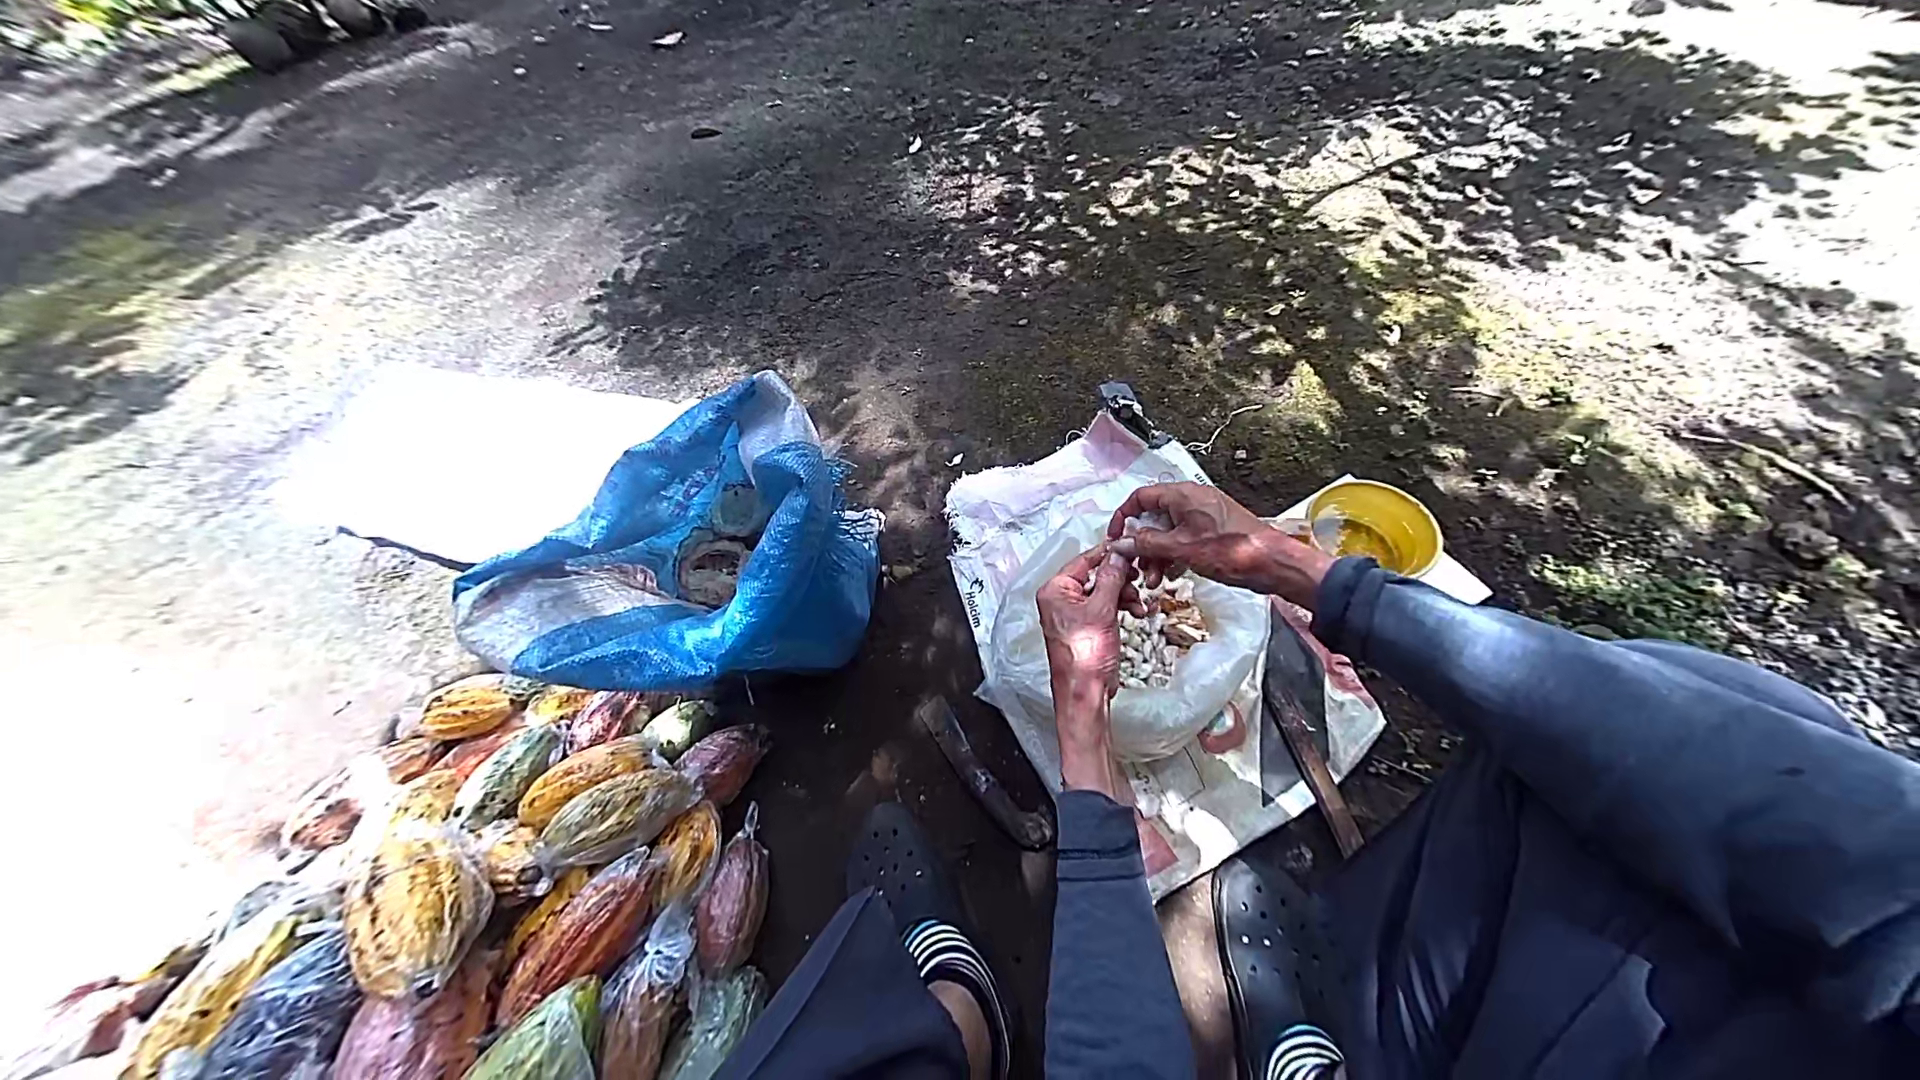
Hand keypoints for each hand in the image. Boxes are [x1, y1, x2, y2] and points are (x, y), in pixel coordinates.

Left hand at [1036, 544, 1133, 794]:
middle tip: (1138, 580)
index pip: (1083, 561)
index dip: (1107, 554)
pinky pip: (1106, 606)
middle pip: (1095, 575)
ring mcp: (1073, 613)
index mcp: (1055, 590)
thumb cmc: (1085, 656)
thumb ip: (1111, 578)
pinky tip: (1137, 612)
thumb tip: (1118, 555)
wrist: (1085, 691)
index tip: (1129, 549)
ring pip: (1104, 591)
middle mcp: (1060, 599)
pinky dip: (1122, 607)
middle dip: (1120, 579)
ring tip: (1139, 605)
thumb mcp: (1102, 610)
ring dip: (1125, 594)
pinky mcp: (1087, 625)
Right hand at [1106, 482, 1332, 608]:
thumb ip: (1146, 543)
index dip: (1123, 517)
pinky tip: (1171, 575)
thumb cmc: (1232, 550)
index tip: (1116, 538)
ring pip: (1167, 531)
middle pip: (1152, 517)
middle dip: (1141, 543)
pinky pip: (1182, 539)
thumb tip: (1121, 543)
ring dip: (1156, 554)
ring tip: (1154, 579)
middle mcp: (1192, 500)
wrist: (1274, 564)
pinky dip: (1173, 555)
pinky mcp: (1212, 531)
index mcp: (1183, 495)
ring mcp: (1203, 516)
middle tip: (1136, 565)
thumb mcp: (1181, 548)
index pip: (1140, 497)